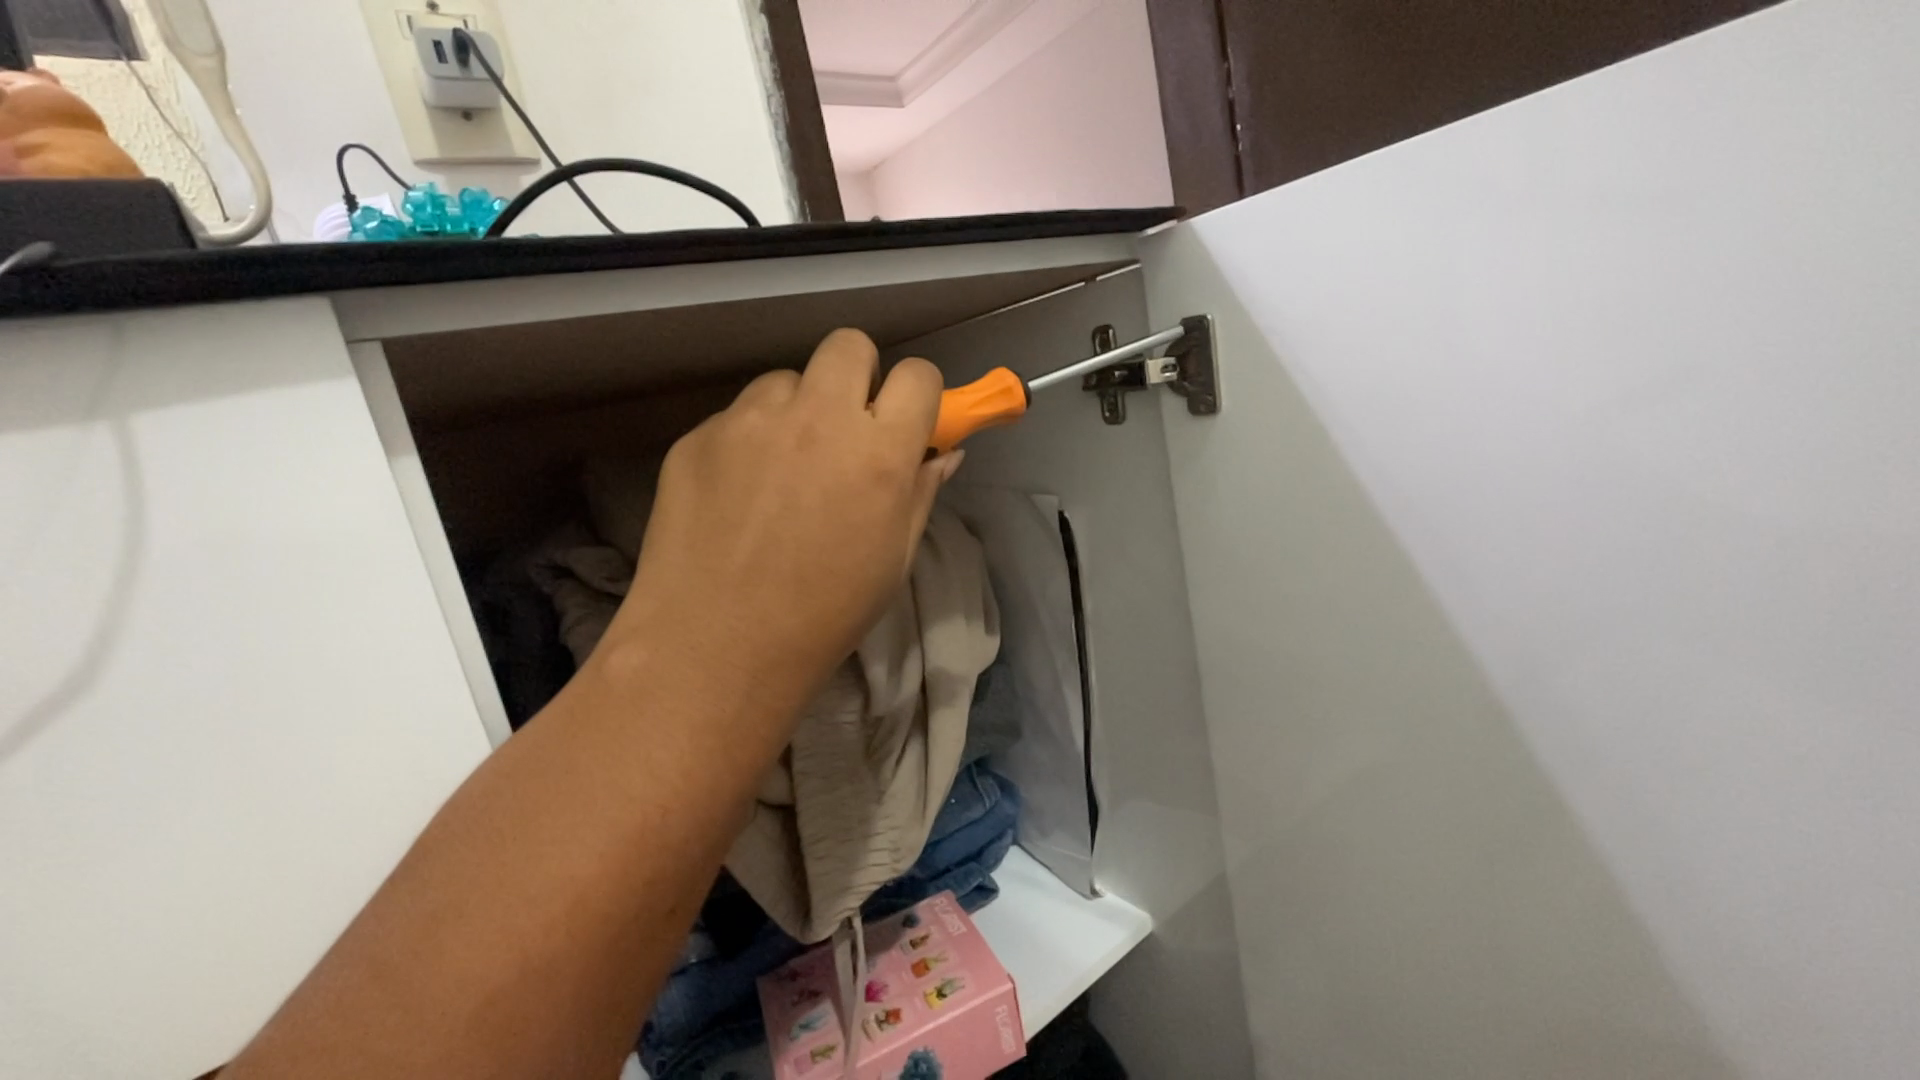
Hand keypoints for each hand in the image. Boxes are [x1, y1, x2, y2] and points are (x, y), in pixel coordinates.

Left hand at [593, 329, 962, 720]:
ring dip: (797, 411)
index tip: (909, 421)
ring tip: (782, 472)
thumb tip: (942, 452)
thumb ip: (920, 492)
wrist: (714, 648)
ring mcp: (750, 421)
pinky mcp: (698, 435)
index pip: (917, 375)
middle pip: (849, 346)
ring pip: (786, 380)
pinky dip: (748, 441)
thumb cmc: (822, 616)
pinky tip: (738, 496)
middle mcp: (817, 418)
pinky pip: (738, 416)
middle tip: (847, 428)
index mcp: (877, 452)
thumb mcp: (892, 561)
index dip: (918, 395)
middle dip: (857, 377)